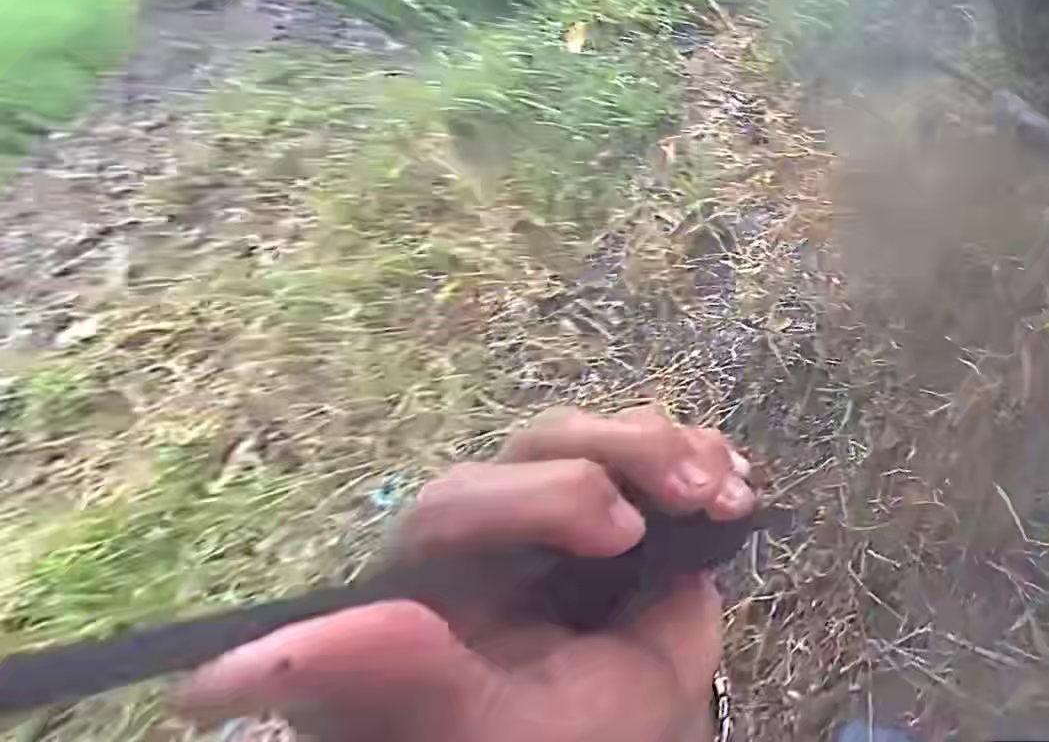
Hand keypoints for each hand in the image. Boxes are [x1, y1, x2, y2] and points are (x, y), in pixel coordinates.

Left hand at [175, 407, 754, 741]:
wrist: (645, 730)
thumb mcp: (482, 733)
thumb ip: (395, 685)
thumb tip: (221, 673)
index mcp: (434, 577)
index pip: (461, 499)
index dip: (547, 497)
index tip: (621, 537)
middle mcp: (501, 520)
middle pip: (551, 436)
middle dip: (633, 454)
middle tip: (694, 499)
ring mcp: (581, 494)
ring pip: (620, 425)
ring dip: (683, 451)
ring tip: (726, 499)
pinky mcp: (642, 487)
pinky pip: (677, 438)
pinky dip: (715, 454)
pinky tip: (739, 490)